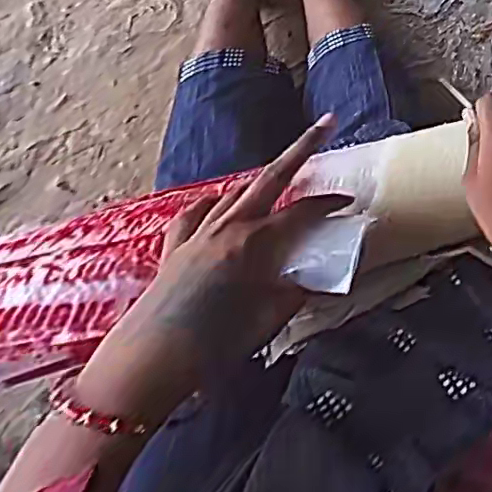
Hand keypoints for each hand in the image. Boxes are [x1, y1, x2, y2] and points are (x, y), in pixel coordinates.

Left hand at [76, 117, 348, 417]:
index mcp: (254, 243)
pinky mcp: (174, 246)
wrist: (143, 368)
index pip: (303, 212)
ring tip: (278, 181)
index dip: (330, 204)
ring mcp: (198, 232)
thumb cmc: (210, 349)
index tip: (348, 202)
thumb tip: (312, 278)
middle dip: (303, 147)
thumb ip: (294, 292)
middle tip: (326, 122)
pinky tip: (221, 207)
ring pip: (235, 190)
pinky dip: (215, 203)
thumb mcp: (266, 321)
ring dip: (261, 181)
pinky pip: (198, 211)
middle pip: (273, 175)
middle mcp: (228, 226)